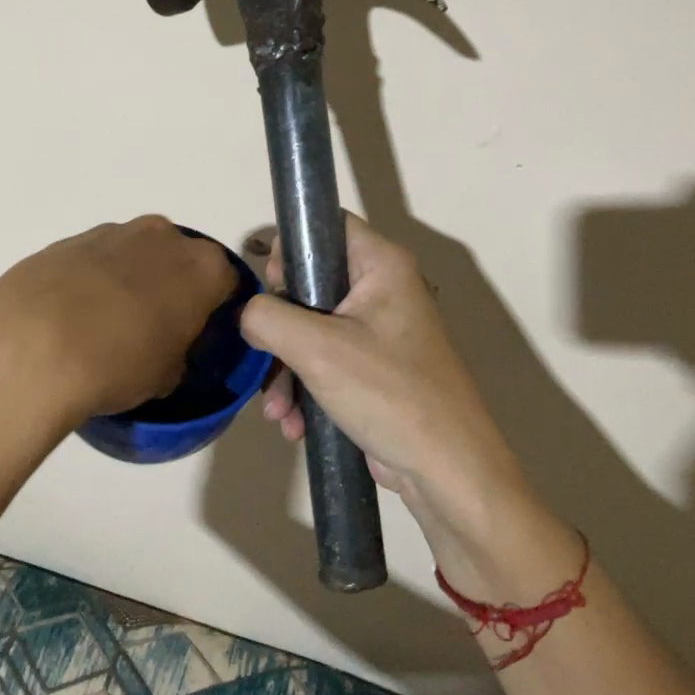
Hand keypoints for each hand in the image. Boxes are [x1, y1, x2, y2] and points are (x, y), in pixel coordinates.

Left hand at [0, 215, 235, 422]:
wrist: (32, 348)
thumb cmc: (118, 364)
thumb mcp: (165, 376)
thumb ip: (177, 352)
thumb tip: (165, 348)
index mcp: (201, 267)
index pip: (226, 282)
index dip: (214, 309)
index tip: (198, 333)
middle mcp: (160, 237)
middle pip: (178, 259)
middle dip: (171, 285)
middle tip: (154, 326)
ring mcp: (109, 233)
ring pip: (132, 255)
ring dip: (127, 280)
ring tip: (105, 325)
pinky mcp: (64, 242)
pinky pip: (91, 262)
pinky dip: (88, 282)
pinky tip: (70, 318)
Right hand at [238, 214, 523, 507]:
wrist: (446, 469)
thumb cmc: (387, 393)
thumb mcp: (316, 349)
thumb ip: (267, 317)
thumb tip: (248, 315)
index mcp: (381, 266)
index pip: (325, 225)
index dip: (290, 248)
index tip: (272, 288)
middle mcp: (383, 291)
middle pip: (310, 284)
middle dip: (278, 329)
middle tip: (268, 353)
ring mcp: (379, 333)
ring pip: (311, 331)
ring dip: (286, 370)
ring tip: (277, 411)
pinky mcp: (375, 372)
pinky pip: (325, 364)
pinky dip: (304, 389)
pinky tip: (293, 424)